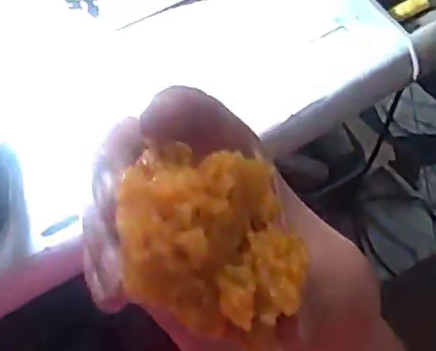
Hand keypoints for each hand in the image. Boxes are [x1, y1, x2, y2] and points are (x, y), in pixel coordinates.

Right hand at [83, 87, 404, 350]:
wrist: (305, 335)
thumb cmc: (322, 288)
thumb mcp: (339, 281)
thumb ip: (318, 282)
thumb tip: (288, 309)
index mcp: (231, 155)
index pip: (197, 111)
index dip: (172, 107)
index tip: (152, 123)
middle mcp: (184, 171)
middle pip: (132, 139)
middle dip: (114, 164)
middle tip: (112, 205)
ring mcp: (156, 212)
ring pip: (106, 187)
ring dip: (100, 221)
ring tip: (117, 275)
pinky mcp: (140, 255)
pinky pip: (100, 243)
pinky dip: (96, 263)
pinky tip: (110, 296)